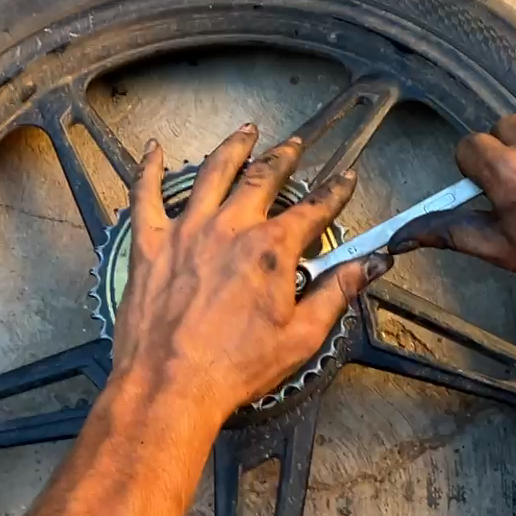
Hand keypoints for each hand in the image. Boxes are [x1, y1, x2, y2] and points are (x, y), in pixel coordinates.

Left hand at [109, 124, 388, 427]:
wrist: (170, 385)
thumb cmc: (234, 367)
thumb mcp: (301, 336)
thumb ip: (337, 292)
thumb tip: (369, 265)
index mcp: (270, 249)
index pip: (313, 209)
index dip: (335, 192)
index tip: (346, 179)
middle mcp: (230, 227)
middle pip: (264, 178)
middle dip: (285, 157)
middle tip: (294, 145)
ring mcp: (187, 230)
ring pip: (213, 173)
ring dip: (233, 148)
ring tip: (246, 131)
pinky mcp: (150, 243)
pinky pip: (146, 194)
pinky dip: (148, 168)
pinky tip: (153, 149)